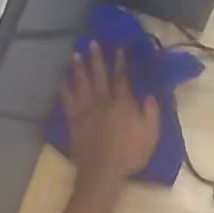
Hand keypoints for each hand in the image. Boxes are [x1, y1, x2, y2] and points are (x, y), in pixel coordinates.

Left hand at [62, 42, 160, 192]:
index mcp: (122, 103)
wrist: (103, 170)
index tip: (119, 48)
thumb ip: (151, 111)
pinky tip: (62, 79)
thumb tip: (150, 94)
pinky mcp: (73, 119)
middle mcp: (102, 100)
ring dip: (78, 67)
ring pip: (81, 83)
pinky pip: (67, 99)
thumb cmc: (131, 153)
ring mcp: (86, 109)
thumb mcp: (151, 133)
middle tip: (92, 42)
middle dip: (96, 58)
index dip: (121, 62)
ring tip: (75, 54)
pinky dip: (64, 87)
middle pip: (99, 75)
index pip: (122, 78)